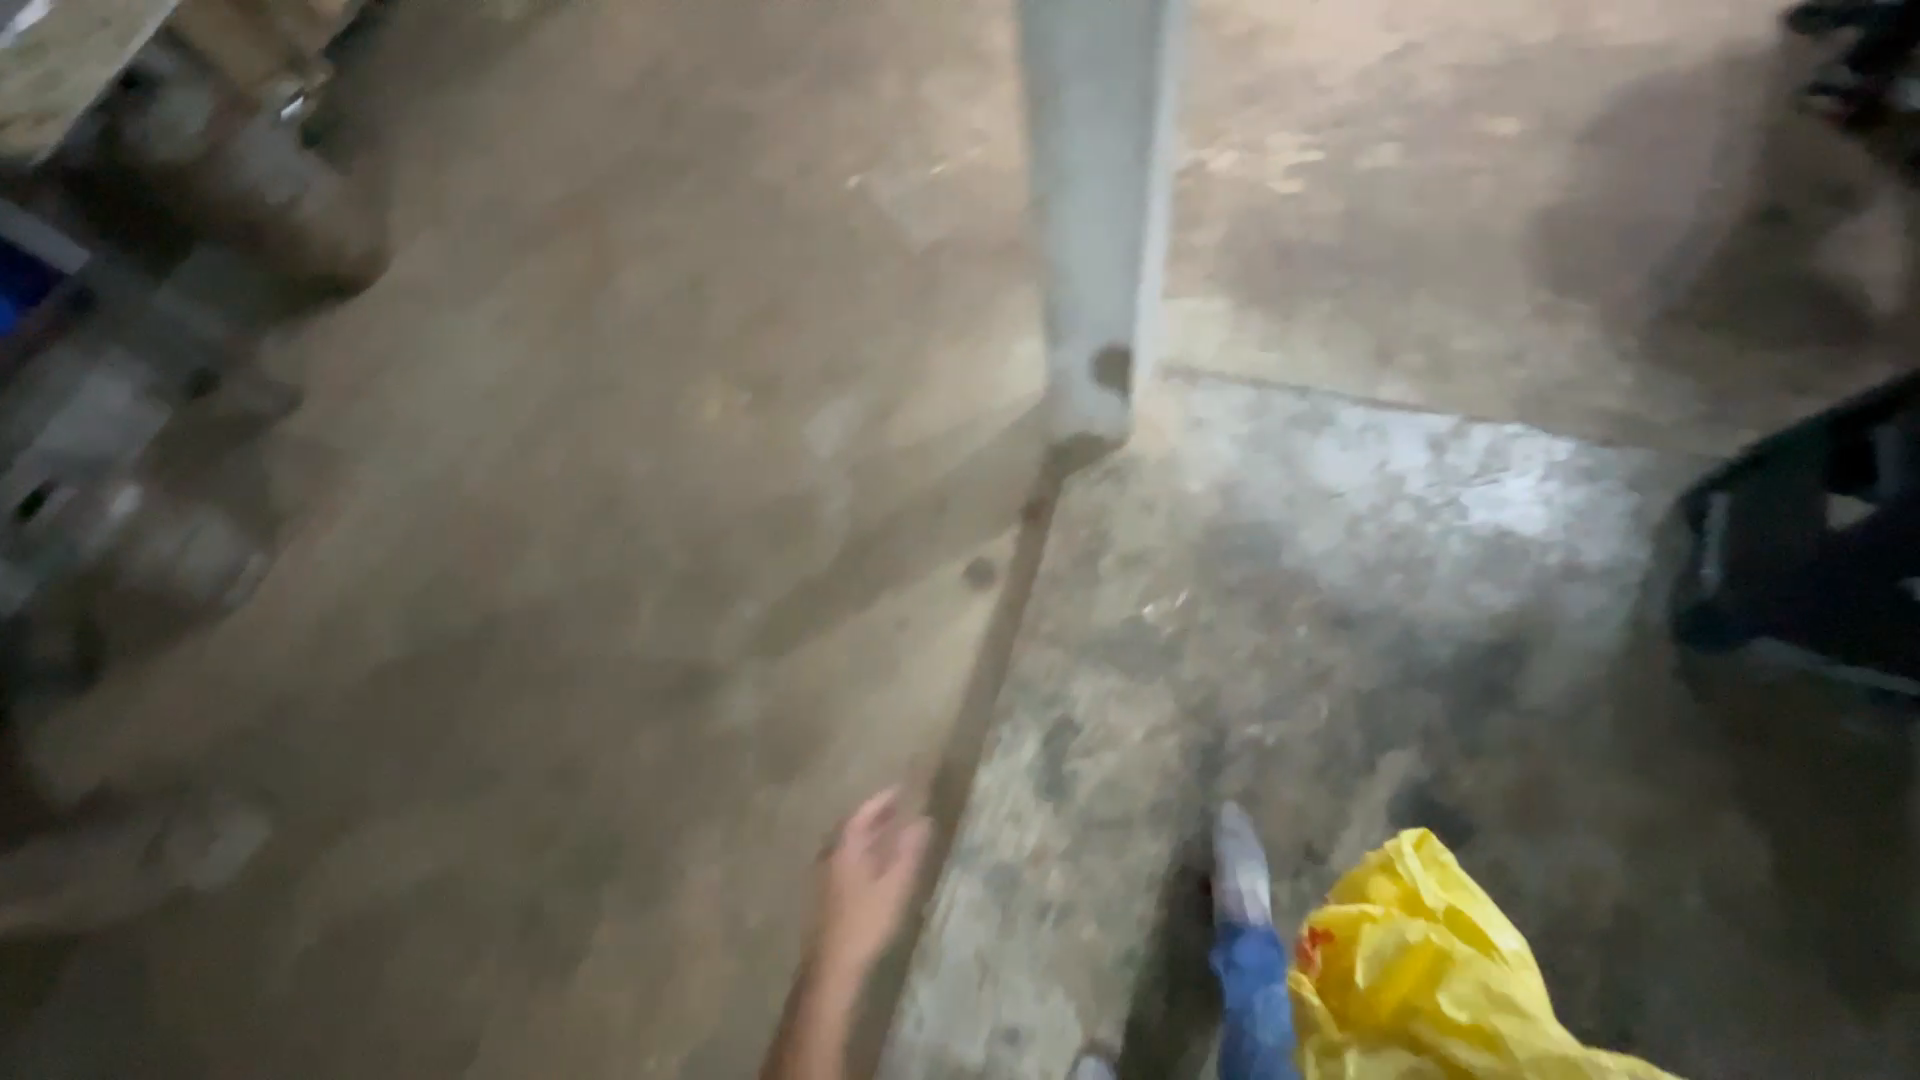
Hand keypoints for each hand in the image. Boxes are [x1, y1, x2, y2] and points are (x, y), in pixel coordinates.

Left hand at [810, 787, 931, 981]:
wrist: (832, 964)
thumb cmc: (866, 922)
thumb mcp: (894, 885)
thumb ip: (908, 851)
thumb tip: (922, 820)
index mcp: (845, 849)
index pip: (862, 814)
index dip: (881, 800)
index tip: (899, 789)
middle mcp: (830, 855)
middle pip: (852, 826)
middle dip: (875, 815)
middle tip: (897, 807)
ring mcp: (824, 875)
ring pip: (847, 843)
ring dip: (868, 833)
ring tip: (890, 830)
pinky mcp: (825, 892)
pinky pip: (845, 858)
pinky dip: (862, 850)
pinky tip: (875, 862)